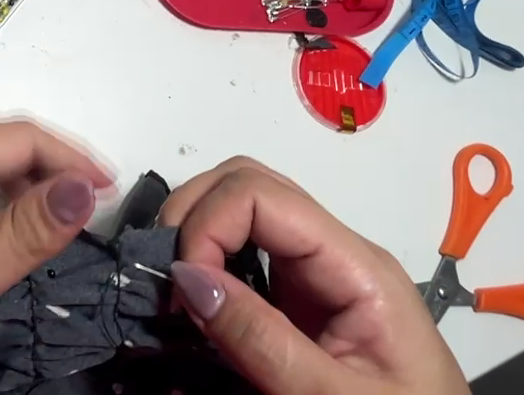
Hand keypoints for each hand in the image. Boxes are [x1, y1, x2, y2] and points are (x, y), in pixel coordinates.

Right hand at [161, 157, 467, 394]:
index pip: (259, 192)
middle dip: (193, 214)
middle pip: (246, 181)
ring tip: (176, 287)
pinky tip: (197, 297)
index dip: (207, 224)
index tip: (184, 289)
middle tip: (168, 278)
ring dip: (196, 230)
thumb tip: (186, 275)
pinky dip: (208, 256)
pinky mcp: (302, 294)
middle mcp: (333, 250)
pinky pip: (245, 246)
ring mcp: (317, 269)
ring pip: (240, 205)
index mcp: (355, 264)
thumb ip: (264, 342)